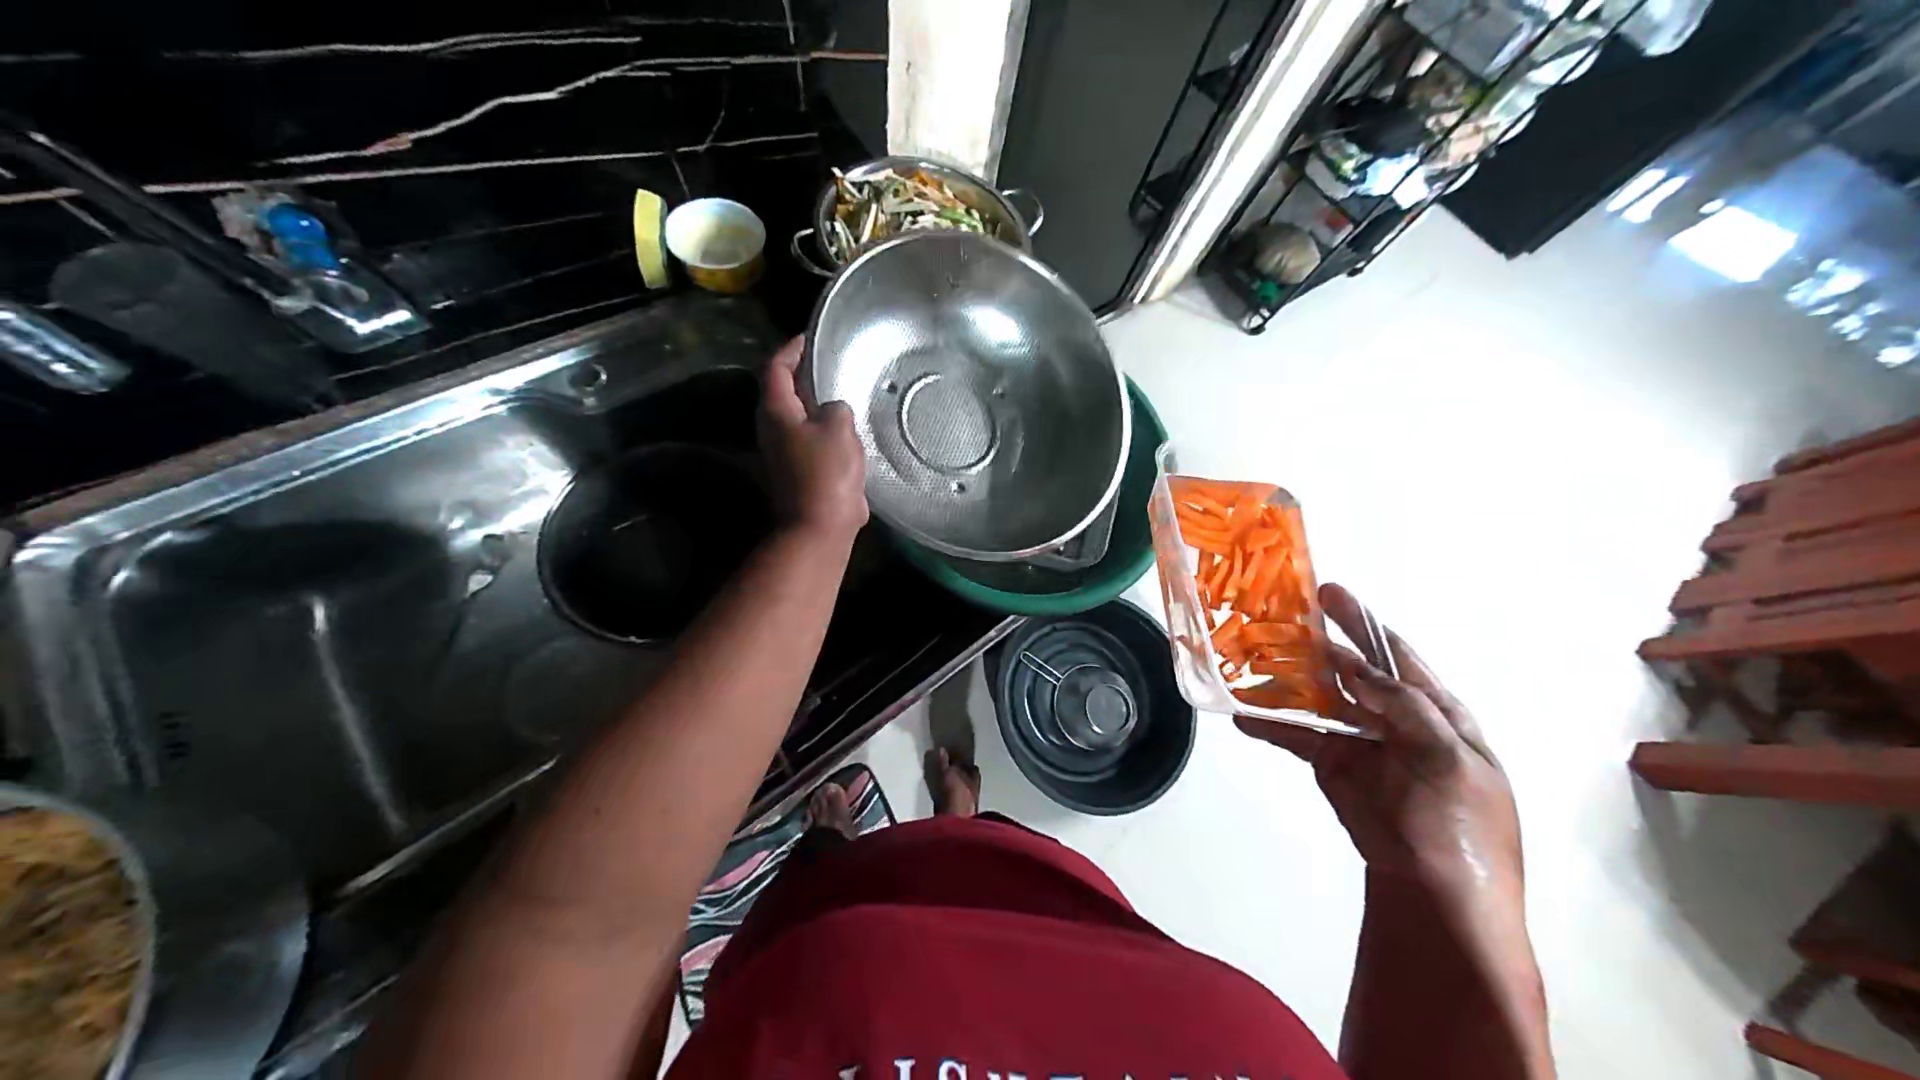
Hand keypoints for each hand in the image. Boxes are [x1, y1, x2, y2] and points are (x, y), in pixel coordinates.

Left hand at [762, 336, 867, 541]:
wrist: (820, 526)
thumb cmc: (826, 473)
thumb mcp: (839, 428)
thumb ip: (837, 408)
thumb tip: (834, 410)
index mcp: (776, 412)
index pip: (776, 368)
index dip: (791, 349)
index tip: (809, 338)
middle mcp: (772, 429)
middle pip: (782, 392)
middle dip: (803, 375)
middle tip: (830, 363)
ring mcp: (783, 453)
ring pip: (797, 418)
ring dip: (815, 404)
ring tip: (843, 393)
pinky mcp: (798, 472)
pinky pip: (810, 440)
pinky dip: (825, 429)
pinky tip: (848, 429)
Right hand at [1236, 583, 1522, 906]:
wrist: (1435, 889)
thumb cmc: (1456, 822)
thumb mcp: (1447, 758)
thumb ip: (1403, 706)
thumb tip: (1354, 666)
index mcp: (1435, 709)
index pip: (1395, 654)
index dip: (1363, 622)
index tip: (1327, 592)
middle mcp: (1393, 716)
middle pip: (1350, 668)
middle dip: (1317, 641)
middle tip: (1278, 613)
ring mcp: (1359, 739)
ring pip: (1318, 697)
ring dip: (1288, 677)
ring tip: (1248, 654)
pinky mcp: (1331, 763)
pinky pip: (1297, 735)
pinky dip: (1270, 724)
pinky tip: (1242, 714)